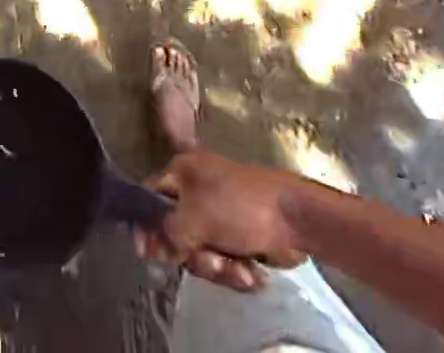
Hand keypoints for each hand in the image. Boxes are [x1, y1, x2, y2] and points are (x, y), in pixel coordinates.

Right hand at [133, 151, 310, 290]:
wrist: (296, 218)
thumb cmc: (240, 207)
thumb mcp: (195, 217)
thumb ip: (166, 232)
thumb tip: (147, 247)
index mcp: (182, 172)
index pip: (149, 198)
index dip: (147, 227)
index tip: (150, 254)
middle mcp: (195, 190)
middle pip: (174, 233)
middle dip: (193, 254)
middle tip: (212, 259)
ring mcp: (217, 214)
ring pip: (198, 251)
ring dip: (217, 266)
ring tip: (237, 267)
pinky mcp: (236, 236)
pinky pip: (220, 259)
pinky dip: (234, 269)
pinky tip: (250, 271)